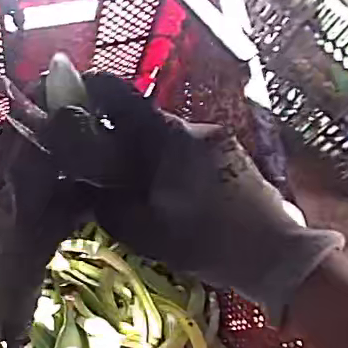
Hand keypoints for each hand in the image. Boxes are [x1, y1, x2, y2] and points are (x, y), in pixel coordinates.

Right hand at [84, 74, 343, 320]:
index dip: (92, 91)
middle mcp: (195, 129)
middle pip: (144, 121)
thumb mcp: (144, 232)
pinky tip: (164, 192)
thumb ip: (108, 206)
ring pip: (167, 139)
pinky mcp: (232, 158)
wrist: (276, 257)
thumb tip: (86, 190)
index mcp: (170, 137)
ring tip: (130, 184)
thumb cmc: (207, 242)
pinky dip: (168, 164)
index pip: (122, 98)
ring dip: (144, 154)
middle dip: (116, 135)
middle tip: (94, 158)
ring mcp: (218, 141)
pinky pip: (188, 152)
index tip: (71, 94)